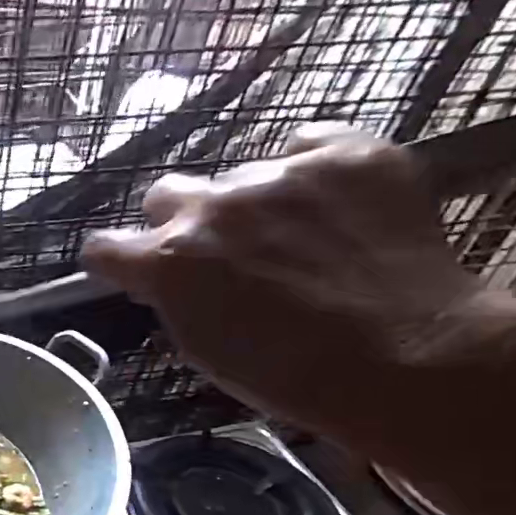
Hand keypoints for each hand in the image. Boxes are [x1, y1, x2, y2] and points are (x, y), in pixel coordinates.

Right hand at [81, 124, 515, 440]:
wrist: (412, 359)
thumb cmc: (286, 371)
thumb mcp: (196, 342)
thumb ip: (168, 295)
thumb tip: (165, 275)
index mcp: (165, 260)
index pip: (103, 246)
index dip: (117, 261)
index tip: (134, 271)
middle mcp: (209, 207)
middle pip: (165, 192)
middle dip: (181, 219)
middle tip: (217, 249)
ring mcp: (278, 175)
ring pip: (238, 174)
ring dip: (250, 202)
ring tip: (294, 232)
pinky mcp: (347, 155)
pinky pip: (307, 143)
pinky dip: (310, 168)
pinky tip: (330, 201)